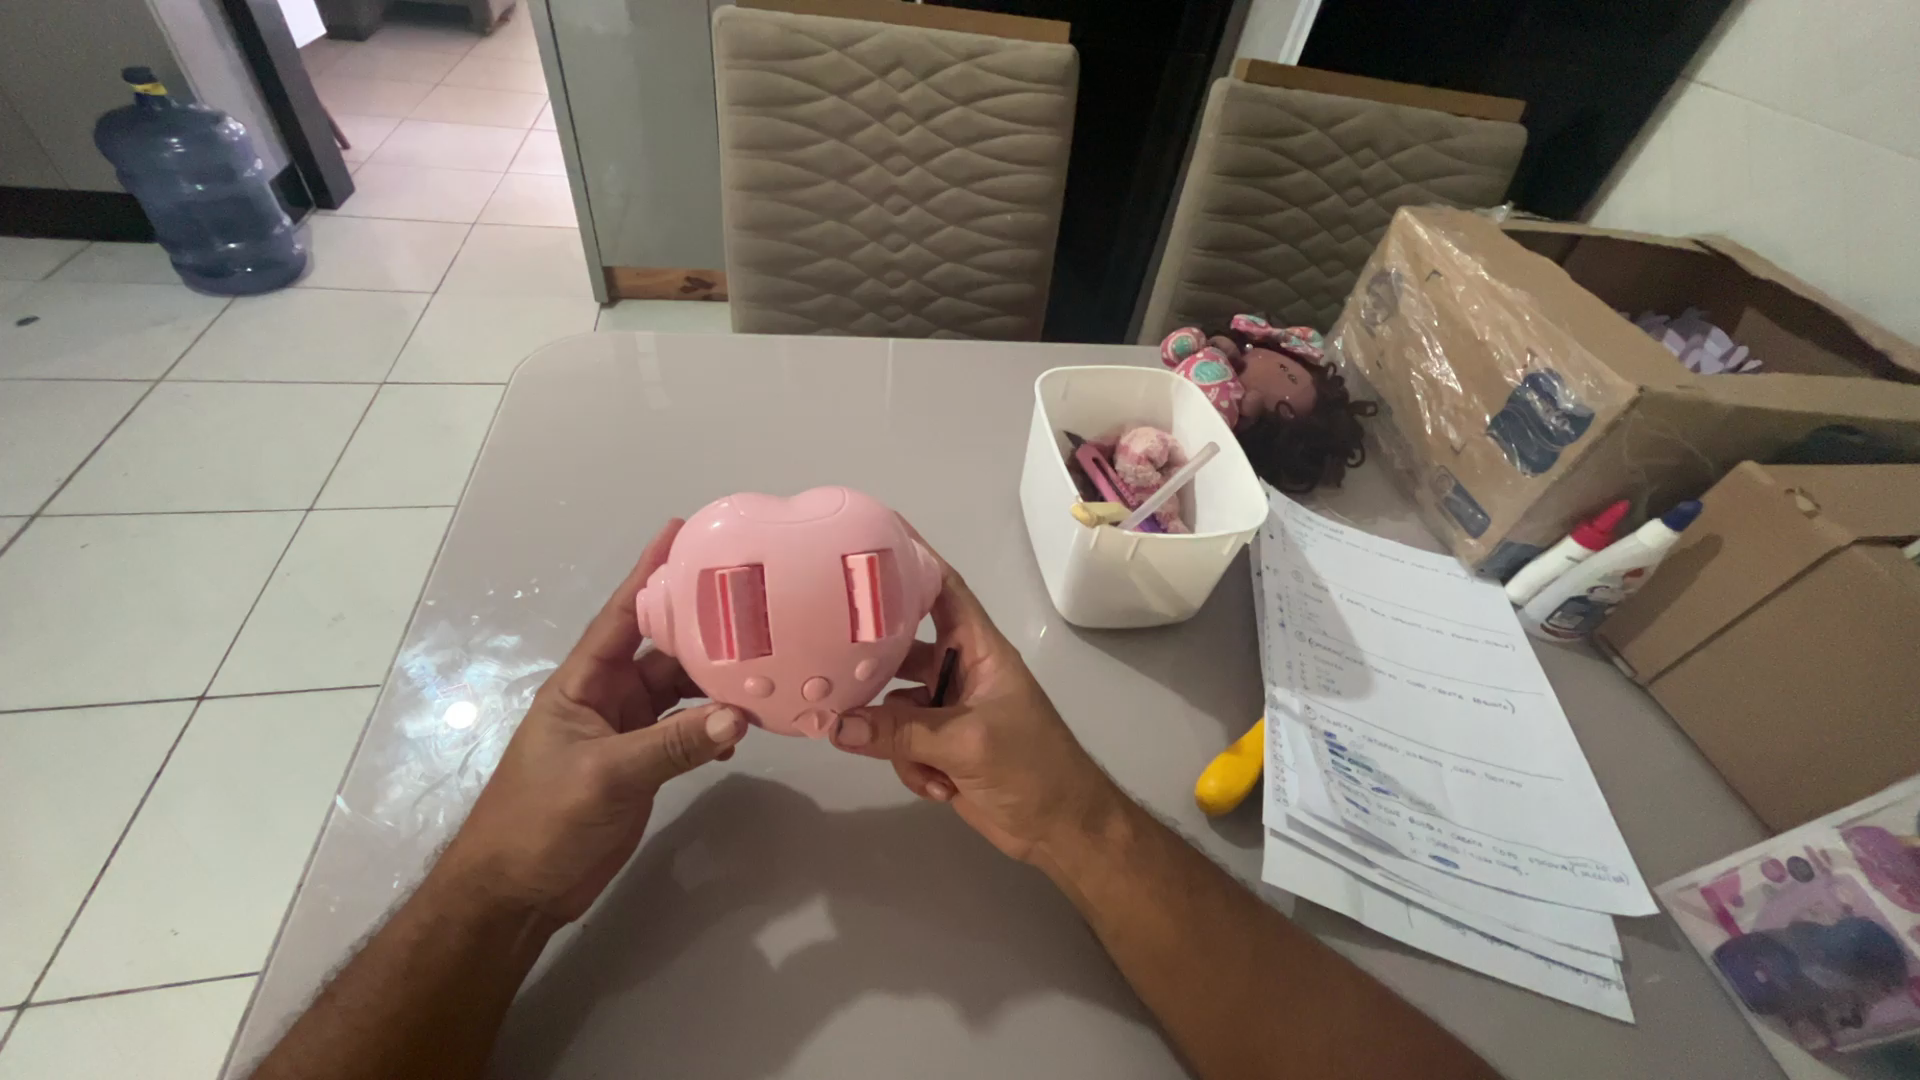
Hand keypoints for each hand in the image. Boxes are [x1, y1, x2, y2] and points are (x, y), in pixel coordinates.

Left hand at [437, 519, 747, 922]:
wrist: (518, 893)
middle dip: (705, 625)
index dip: (650, 572)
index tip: (682, 532)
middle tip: (754, 598)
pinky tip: (746, 724)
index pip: (622, 615)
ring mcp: (629, 729)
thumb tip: (738, 716)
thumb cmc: (539, 821)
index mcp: (584, 682)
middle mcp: (609, 695)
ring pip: (683, 689)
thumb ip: (671, 745)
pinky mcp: (646, 760)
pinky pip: (690, 728)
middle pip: (665, 648)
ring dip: (718, 680)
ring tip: (766, 663)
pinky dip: (716, 724)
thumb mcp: (605, 777)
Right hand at [829, 551, 1124, 872]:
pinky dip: (912, 766)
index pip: (944, 590)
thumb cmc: (1032, 766)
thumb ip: (902, 732)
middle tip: (831, 664)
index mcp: (978, 649)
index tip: (872, 534)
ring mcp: (947, 710)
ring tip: (915, 759)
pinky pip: (900, 743)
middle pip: (902, 649)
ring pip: (893, 705)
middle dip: (874, 665)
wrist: (1059, 829)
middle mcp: (958, 671)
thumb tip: (836, 724)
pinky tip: (939, 787)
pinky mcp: (938, 747)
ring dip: (895, 736)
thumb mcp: (969, 742)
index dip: (913, 559)